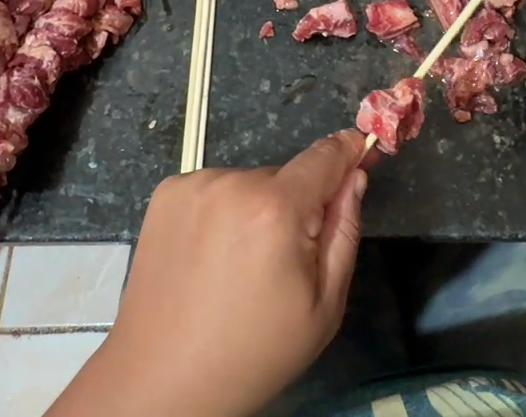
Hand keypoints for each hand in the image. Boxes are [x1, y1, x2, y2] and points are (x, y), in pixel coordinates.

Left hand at [50, 132, 368, 416]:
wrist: (163, 377)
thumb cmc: (254, 350)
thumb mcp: (323, 305)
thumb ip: (345, 230)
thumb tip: (354, 176)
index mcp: (276, 209)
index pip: (324, 156)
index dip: (347, 150)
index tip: (362, 146)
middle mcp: (232, 182)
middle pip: (284, 178)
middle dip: (293, 206)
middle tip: (280, 260)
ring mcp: (193, 184)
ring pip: (247, 184)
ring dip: (254, 209)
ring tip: (237, 266)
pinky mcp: (166, 193)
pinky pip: (214, 189)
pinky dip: (220, 211)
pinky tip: (208, 255)